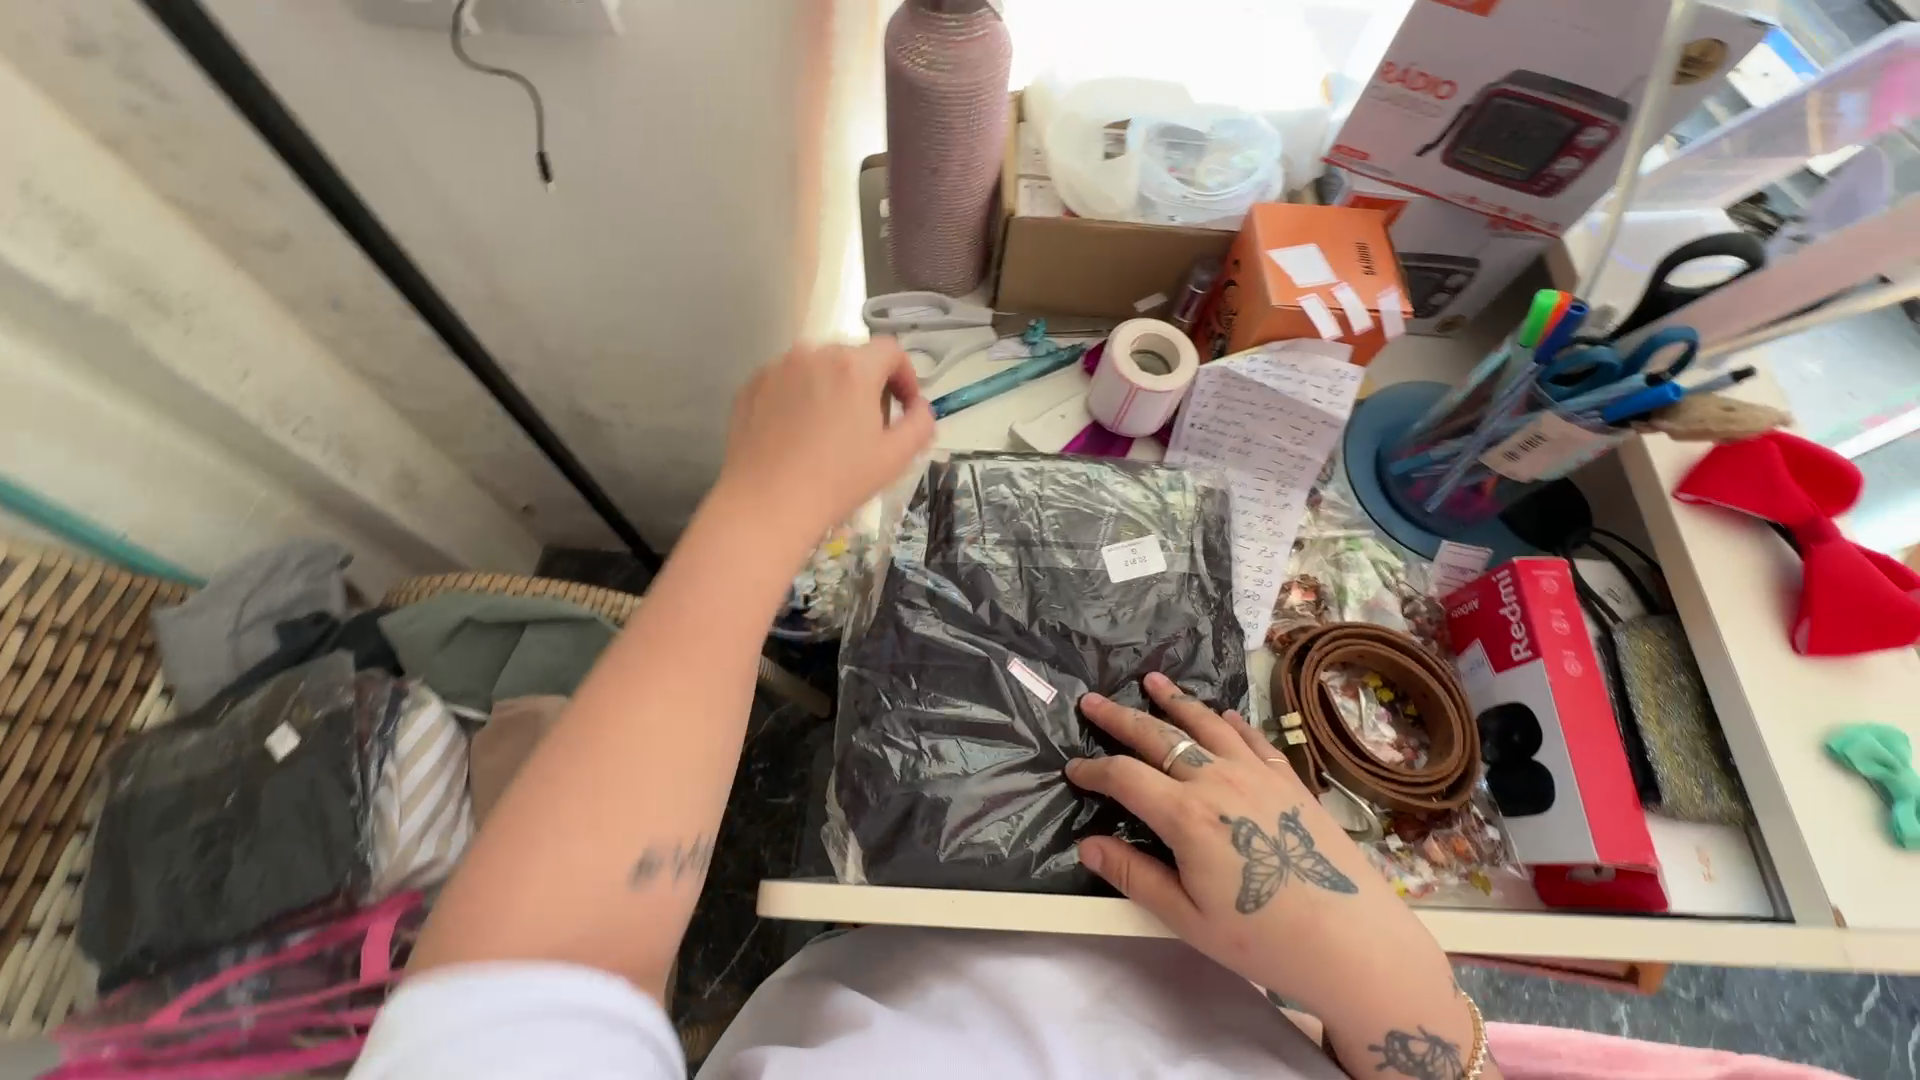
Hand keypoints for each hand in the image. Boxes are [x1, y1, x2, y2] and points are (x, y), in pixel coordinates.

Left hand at [717, 339, 934, 541]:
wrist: (765, 504)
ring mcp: (776, 368)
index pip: (891, 350)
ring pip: (817, 368)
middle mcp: (813, 354)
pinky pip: (787, 381)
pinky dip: (800, 398)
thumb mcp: (895, 457)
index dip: (906, 376)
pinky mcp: (750, 386)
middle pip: (853, 357)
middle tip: (869, 425)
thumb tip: (919, 407)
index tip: (905, 406)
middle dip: (868, 384)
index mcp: (853, 366)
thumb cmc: (837, 481)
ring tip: (830, 431)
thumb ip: (920, 423)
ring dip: (833, 389)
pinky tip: (797, 435)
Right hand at [1066, 673, 1455, 1020]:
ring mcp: (1257, 774)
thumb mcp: (1188, 918)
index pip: (1124, 777)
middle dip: (1119, 718)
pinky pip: (1253, 738)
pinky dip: (1230, 721)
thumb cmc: (1264, 939)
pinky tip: (1221, 714)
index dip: (1093, 770)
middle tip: (1092, 701)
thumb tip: (1087, 845)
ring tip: (1152, 681)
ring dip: (1174, 700)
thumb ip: (1135, 875)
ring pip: (1205, 723)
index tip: (1073, 769)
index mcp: (1186, 815)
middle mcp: (1217, 780)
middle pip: (1158, 736)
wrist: (1355, 943)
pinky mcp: (1289, 780)